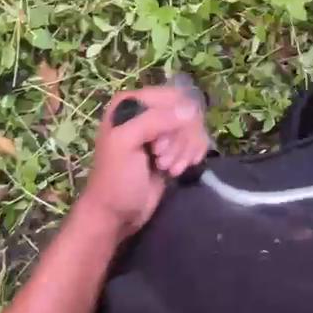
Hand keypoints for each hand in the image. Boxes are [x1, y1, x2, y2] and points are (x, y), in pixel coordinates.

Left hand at [73, 87, 208, 241]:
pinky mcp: (174, 146)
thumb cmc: (116, 179)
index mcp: (131, 102)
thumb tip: (190, 110)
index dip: (173, 121)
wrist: (117, 215)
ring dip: (186, 149)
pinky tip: (178, 170)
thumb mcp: (125, 144)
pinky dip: (192, 154)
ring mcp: (162, 129)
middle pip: (186, 112)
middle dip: (180, 139)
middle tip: (162, 160)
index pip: (172, 97)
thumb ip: (153, 121)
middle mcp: (148, 111)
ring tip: (169, 168)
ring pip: (194, 126)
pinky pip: (197, 139)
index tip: (159, 147)